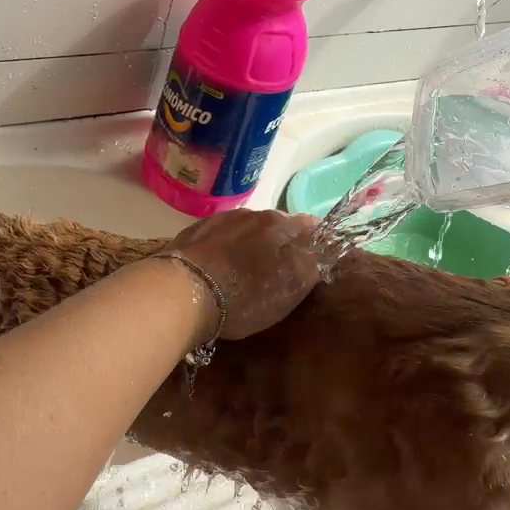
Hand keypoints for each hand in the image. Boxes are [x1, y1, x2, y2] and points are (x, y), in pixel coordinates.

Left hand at [159, 209, 322, 339]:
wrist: (182, 291)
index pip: (309, 225)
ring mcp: (223, 218)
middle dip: (283, 244)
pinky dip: (229, 248)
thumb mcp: (289, 289)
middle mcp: (253, 213)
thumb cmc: (243, 296)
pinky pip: (223, 235)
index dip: (315, 242)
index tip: (313, 261)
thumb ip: (312, 264)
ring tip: (247, 271)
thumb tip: (327, 246)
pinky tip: (221, 267)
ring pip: (249, 228)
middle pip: (278, 225)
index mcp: (280, 225)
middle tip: (280, 272)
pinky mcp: (198, 229)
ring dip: (254, 244)